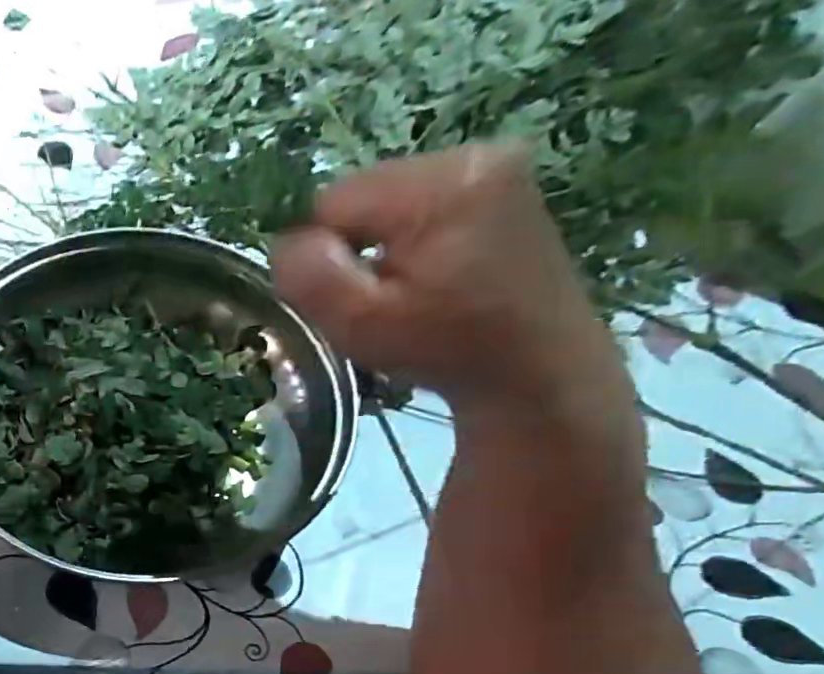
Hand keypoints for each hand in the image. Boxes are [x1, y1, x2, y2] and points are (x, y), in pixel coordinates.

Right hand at [271, 142, 628, 423]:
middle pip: (363, 195)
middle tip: (384, 299)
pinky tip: (433, 275)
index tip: (351, 299)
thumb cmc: (447, 351)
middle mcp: (473, 154)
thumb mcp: (362, 325)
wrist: (537, 370)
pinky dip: (412, 238)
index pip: (333, 202)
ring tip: (410, 290)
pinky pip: (421, 203)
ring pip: (388, 201)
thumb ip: (311, 278)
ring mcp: (495, 164)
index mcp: (439, 184)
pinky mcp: (503, 183)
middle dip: (355, 247)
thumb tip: (285, 244)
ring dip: (381, 244)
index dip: (325, 254)